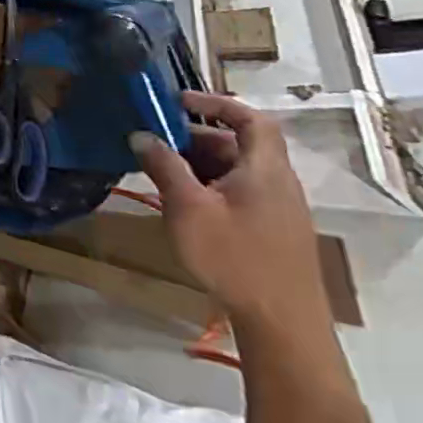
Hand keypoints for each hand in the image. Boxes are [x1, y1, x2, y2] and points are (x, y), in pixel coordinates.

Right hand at [128, 91, 331, 334]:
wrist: (281, 322)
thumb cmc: (234, 257)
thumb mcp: (188, 208)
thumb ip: (164, 166)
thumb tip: (141, 135)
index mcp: (265, 170)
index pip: (251, 119)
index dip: (216, 102)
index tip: (176, 101)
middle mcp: (277, 182)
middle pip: (237, 144)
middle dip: (192, 136)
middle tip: (150, 140)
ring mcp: (276, 207)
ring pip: (234, 169)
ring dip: (195, 162)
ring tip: (156, 169)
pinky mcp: (270, 228)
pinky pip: (235, 190)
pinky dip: (205, 183)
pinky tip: (178, 199)